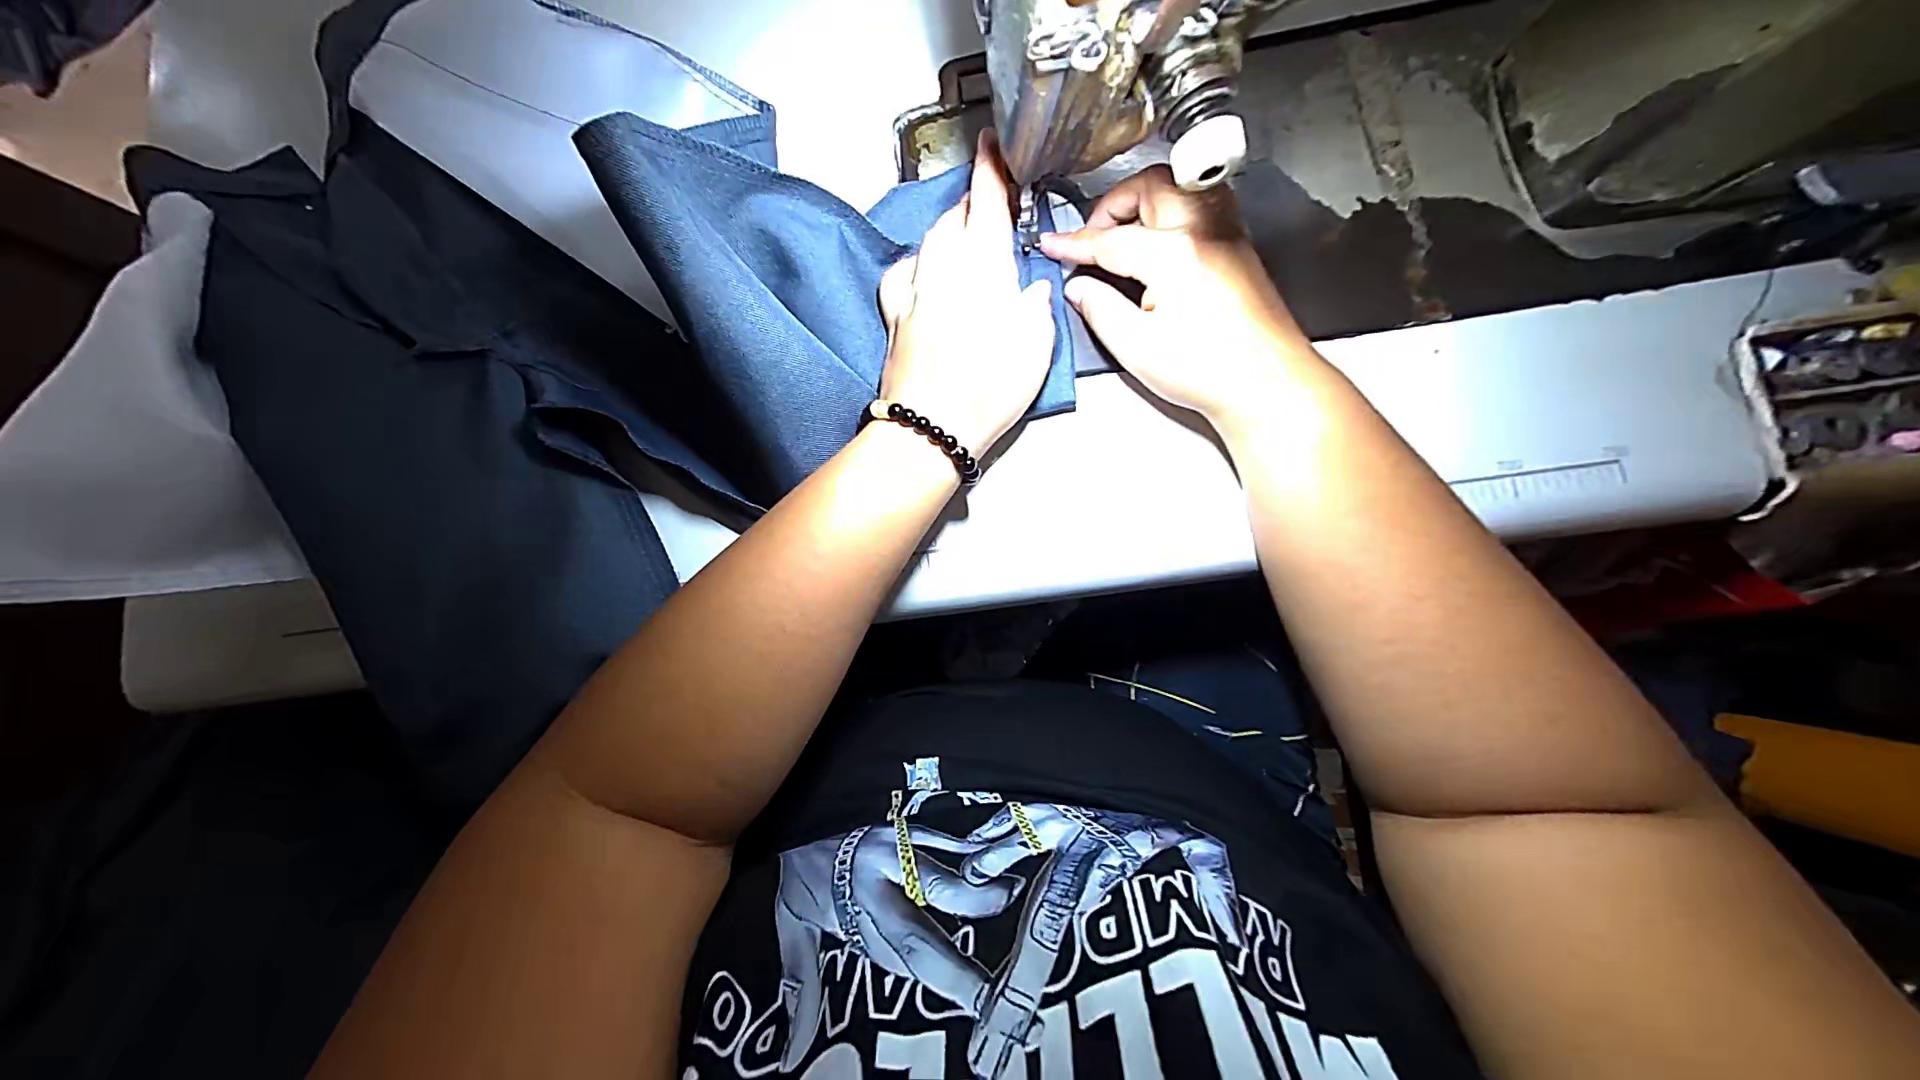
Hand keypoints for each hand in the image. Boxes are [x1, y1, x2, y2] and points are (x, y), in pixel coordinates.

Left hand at [878, 130, 1055, 456]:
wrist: (931, 425)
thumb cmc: (986, 391)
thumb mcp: (1035, 347)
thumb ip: (1035, 307)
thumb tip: (1031, 290)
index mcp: (983, 268)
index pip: (986, 201)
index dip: (991, 169)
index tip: (991, 146)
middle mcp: (944, 269)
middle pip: (953, 215)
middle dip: (971, 203)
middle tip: (988, 205)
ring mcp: (915, 290)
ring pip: (929, 239)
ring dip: (947, 229)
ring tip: (963, 238)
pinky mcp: (896, 314)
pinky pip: (904, 271)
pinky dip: (918, 261)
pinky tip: (925, 271)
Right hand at [1038, 164, 1319, 431]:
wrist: (1265, 384)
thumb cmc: (1211, 371)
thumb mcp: (1136, 346)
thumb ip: (1100, 308)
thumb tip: (1079, 289)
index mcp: (1174, 253)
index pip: (1110, 238)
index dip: (1075, 243)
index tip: (1055, 245)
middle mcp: (1204, 231)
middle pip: (1149, 187)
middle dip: (1111, 206)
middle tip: (1091, 237)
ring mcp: (1227, 235)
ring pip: (1179, 188)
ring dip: (1145, 201)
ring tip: (1124, 233)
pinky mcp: (1238, 248)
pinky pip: (1199, 208)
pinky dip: (1170, 213)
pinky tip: (1158, 244)